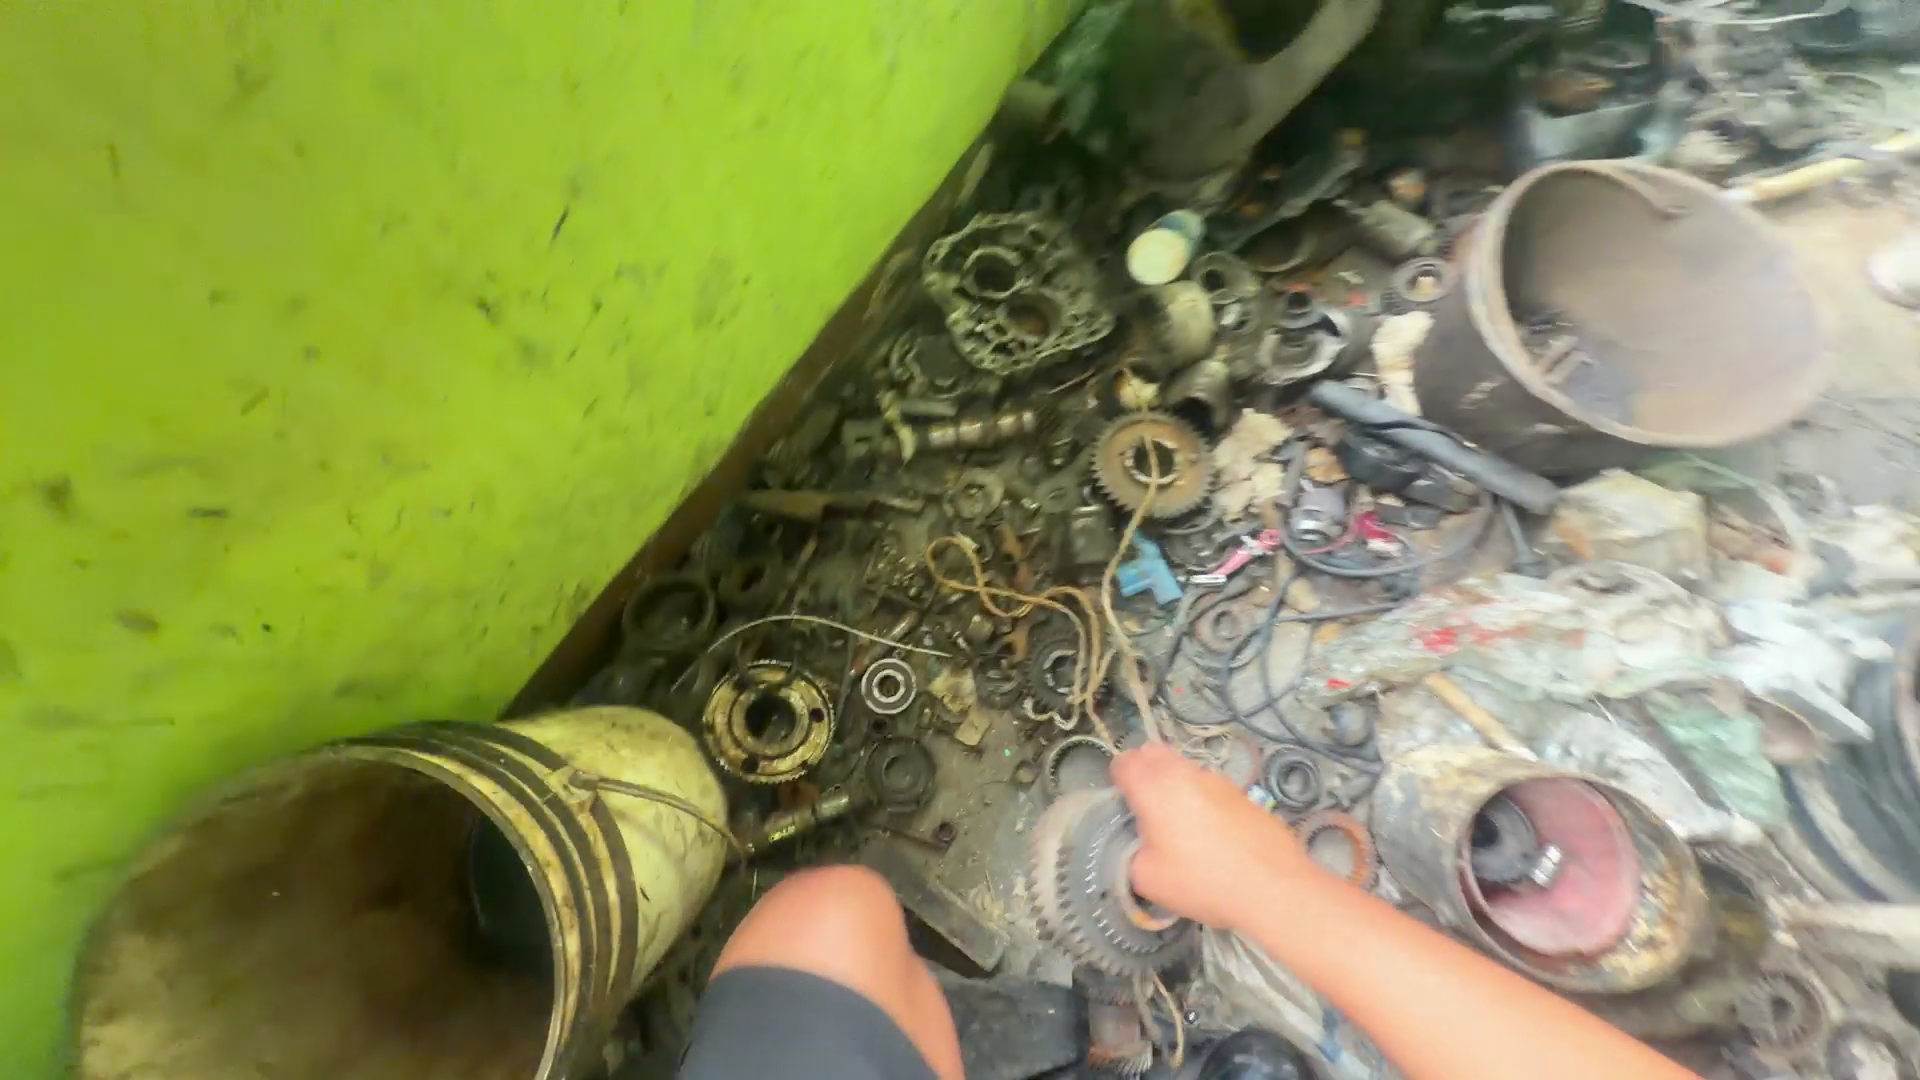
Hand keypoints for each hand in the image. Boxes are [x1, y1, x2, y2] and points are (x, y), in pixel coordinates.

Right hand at [1110, 742, 1328, 930]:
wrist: (1273, 886)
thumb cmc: (1202, 880)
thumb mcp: (1149, 879)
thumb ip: (1130, 856)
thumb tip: (1136, 847)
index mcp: (1152, 786)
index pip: (1123, 762)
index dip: (1117, 780)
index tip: (1123, 804)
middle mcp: (1181, 772)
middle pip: (1152, 753)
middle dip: (1143, 770)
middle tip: (1146, 806)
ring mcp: (1214, 778)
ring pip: (1182, 766)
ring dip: (1173, 781)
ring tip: (1179, 819)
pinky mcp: (1240, 791)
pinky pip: (1207, 783)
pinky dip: (1200, 795)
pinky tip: (1210, 829)